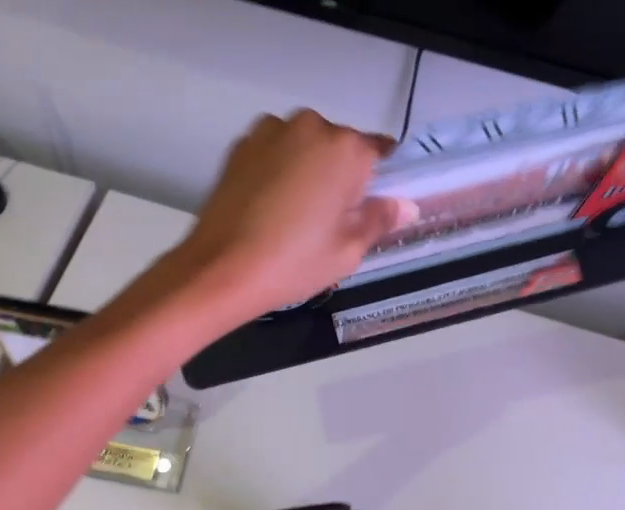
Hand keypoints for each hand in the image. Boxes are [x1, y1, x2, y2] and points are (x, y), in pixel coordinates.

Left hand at [170, 109, 415, 323]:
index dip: (380, 181)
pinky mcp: (240, 146)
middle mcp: (309, 125)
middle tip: (328, 222)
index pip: (381, 152)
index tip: (370, 208)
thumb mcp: (347, 251)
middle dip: (340, 176)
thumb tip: (405, 205)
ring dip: (307, 171)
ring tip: (294, 217)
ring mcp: (269, 131)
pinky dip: (278, 173)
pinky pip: (274, 154)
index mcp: (345, 147)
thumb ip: (379, 219)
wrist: (219, 270)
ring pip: (305, 148)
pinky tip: (269, 210)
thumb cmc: (293, 263)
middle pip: (340, 147)